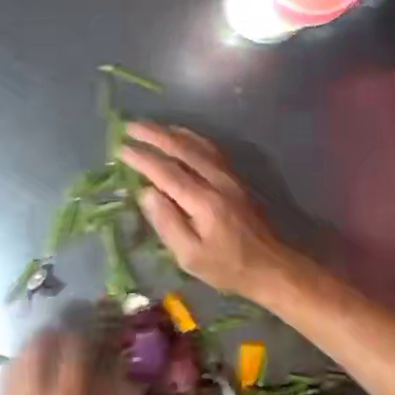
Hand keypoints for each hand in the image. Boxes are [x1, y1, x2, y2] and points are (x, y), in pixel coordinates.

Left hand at [0, 329, 134, 394]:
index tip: (97, 322)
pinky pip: (6, 389)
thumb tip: (110, 360)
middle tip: (74, 330)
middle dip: (55, 333)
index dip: (85, 331)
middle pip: (34, 349)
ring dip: (34, 350)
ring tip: (55, 348)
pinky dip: (21, 372)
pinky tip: (37, 377)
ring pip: (14, 365)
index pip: (71, 350)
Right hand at [119, 122, 312, 301]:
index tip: (120, 149)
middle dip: (153, 135)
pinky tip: (180, 136)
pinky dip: (190, 138)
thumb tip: (146, 193)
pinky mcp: (236, 178)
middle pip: (182, 149)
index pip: (166, 172)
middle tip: (129, 126)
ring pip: (198, 144)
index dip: (142, 159)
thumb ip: (166, 223)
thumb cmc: (227, 267)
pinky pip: (210, 148)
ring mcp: (229, 176)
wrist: (273, 267)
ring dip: (171, 132)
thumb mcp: (190, 257)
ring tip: (149, 127)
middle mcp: (217, 181)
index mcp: (204, 201)